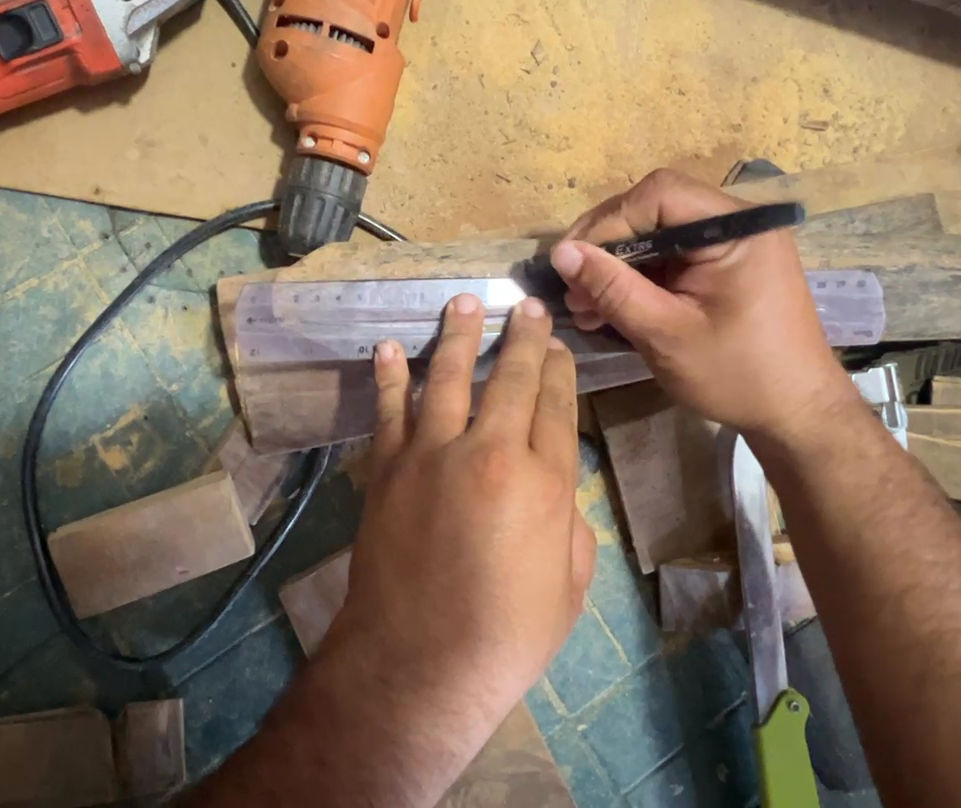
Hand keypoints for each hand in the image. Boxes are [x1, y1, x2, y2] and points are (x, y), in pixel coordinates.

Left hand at [319, 294, 593, 750]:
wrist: (418, 659)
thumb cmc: (506, 634)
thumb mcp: (569, 589)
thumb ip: (570, 528)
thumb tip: (556, 493)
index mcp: (544, 484)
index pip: (556, 408)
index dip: (559, 371)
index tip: (558, 345)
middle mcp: (491, 454)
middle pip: (511, 381)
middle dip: (522, 339)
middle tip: (526, 306)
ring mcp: (434, 455)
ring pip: (451, 379)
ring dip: (459, 336)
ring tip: (465, 301)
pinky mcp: (390, 467)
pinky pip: (391, 410)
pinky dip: (391, 377)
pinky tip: (391, 347)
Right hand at [549, 169, 859, 439]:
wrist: (796, 415)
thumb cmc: (737, 375)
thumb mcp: (665, 333)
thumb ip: (612, 288)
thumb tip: (560, 253)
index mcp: (737, 231)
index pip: (659, 195)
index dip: (608, 222)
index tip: (573, 263)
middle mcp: (737, 225)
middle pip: (653, 208)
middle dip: (606, 245)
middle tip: (570, 286)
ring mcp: (731, 245)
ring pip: (655, 233)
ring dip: (614, 265)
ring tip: (582, 305)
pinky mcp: (722, 267)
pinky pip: (669, 256)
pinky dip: (635, 278)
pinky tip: (606, 307)